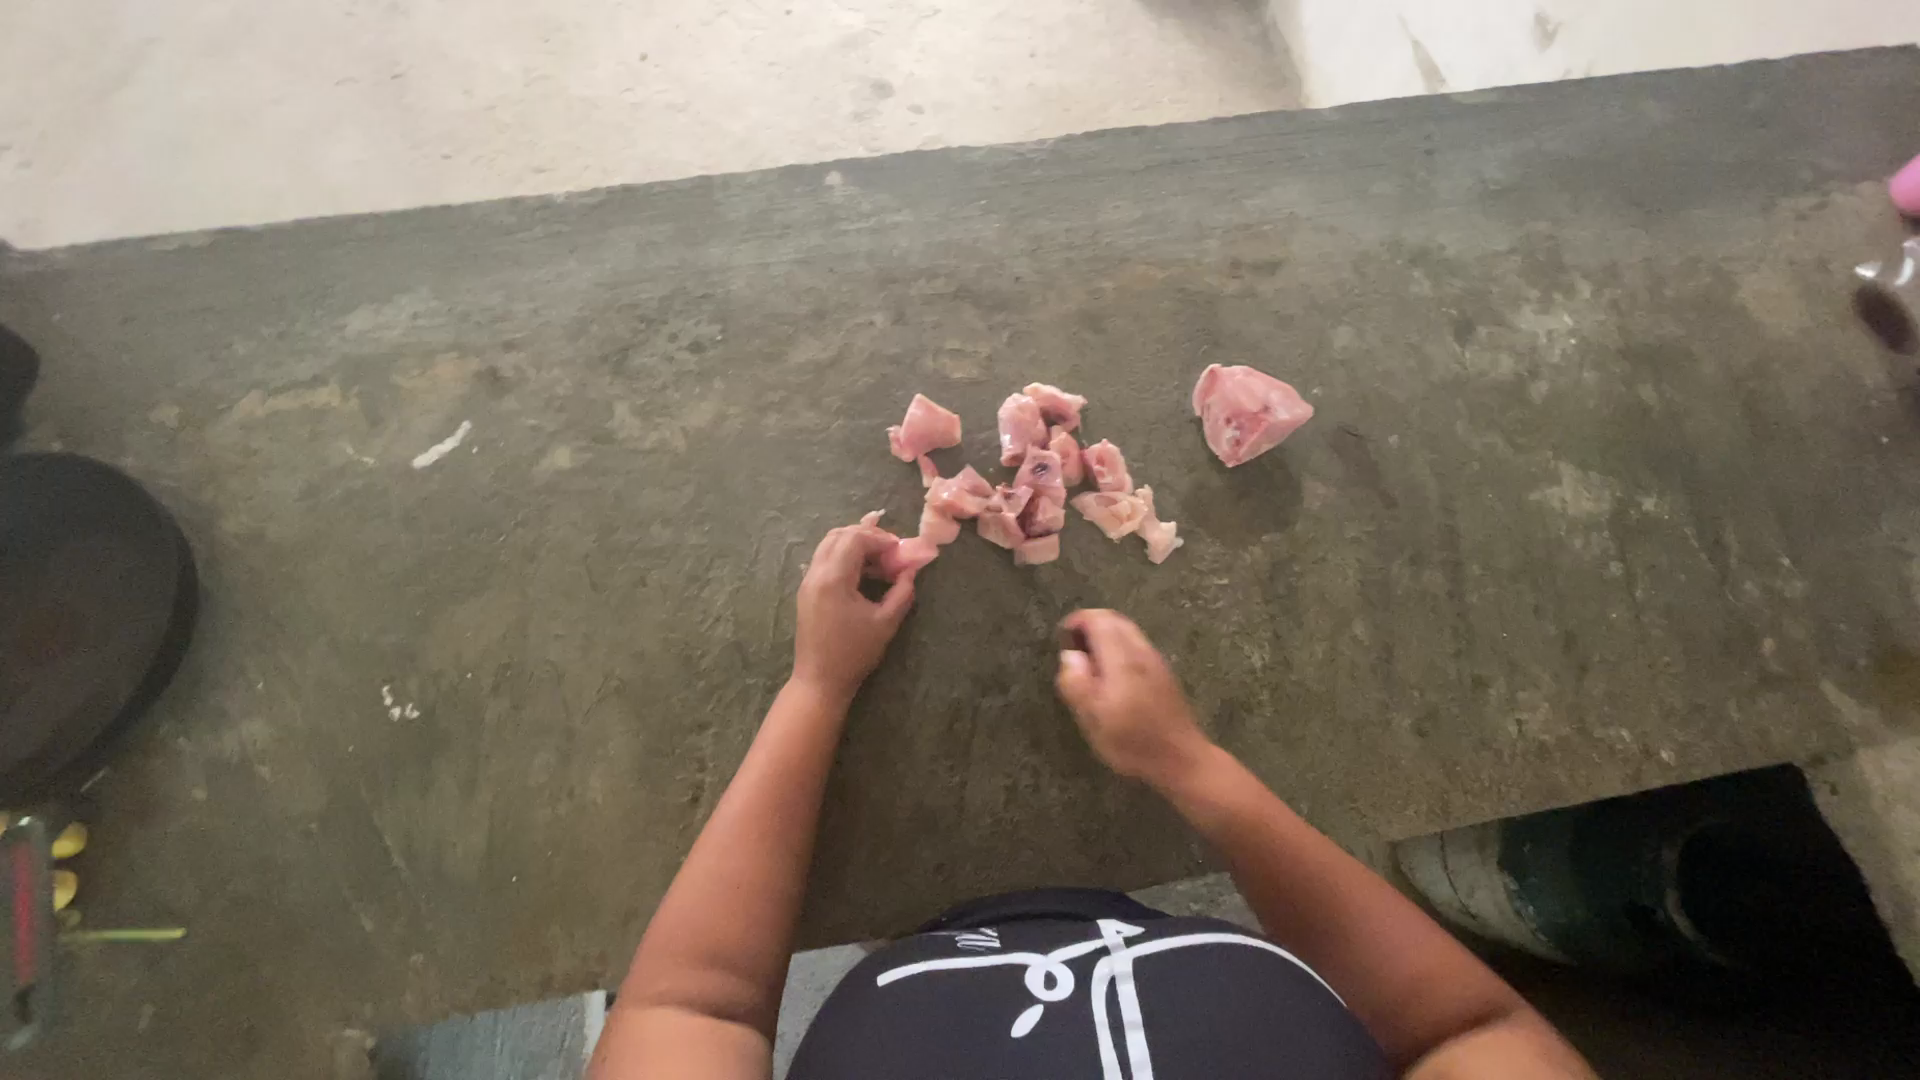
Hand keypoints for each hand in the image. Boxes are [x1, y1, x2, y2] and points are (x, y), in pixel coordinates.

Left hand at [792, 525, 916, 699]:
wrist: (819, 680)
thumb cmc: (854, 653)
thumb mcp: (885, 623)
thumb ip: (902, 592)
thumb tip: (911, 570)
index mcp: (833, 579)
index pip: (855, 539)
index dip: (880, 539)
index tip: (899, 550)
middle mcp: (816, 574)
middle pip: (839, 535)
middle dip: (867, 536)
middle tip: (890, 549)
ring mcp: (807, 581)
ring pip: (829, 544)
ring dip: (854, 543)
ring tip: (879, 558)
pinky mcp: (806, 590)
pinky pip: (824, 559)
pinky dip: (844, 556)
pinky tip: (863, 571)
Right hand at [1055, 609, 1213, 786]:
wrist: (1181, 760)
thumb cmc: (1131, 742)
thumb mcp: (1092, 719)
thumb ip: (1076, 682)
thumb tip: (1069, 655)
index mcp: (1121, 659)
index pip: (1098, 620)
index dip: (1077, 621)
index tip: (1063, 638)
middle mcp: (1141, 651)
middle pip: (1114, 620)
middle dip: (1090, 625)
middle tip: (1074, 649)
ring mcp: (1156, 661)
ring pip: (1128, 631)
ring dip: (1106, 636)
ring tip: (1090, 664)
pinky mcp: (1164, 673)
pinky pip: (1137, 645)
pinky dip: (1119, 647)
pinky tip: (1112, 676)